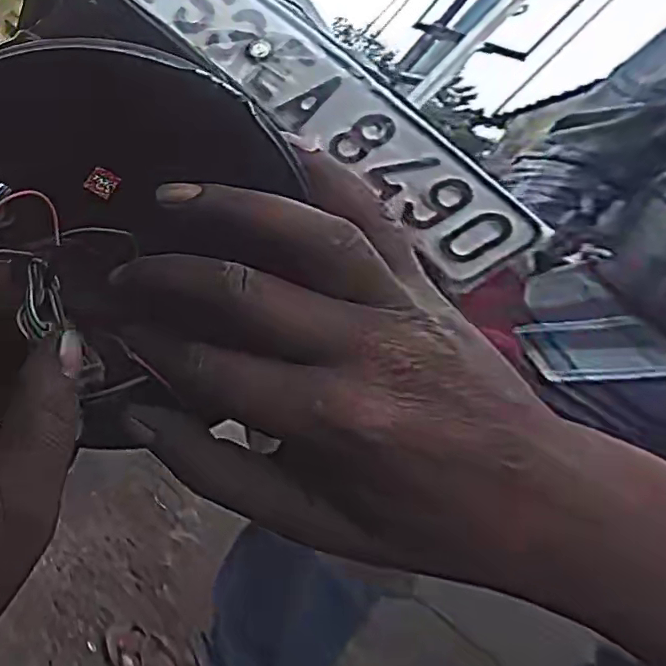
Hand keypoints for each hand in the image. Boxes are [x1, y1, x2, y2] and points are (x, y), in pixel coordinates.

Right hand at [111, 146, 611, 590]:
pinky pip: (374, 212)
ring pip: (308, 232)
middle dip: (167, 277)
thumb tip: (138, 415)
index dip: (151, 344)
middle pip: (242, 291)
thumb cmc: (415, 518)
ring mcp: (398, 304)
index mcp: (330, 419)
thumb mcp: (308, 522)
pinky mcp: (424, 280)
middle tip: (123, 272)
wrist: (546, 501)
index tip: (118, 328)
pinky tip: (281, 142)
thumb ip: (214, 472)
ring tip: (172, 195)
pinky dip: (327, 171)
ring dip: (231, 205)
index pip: (209, 368)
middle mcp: (362, 350)